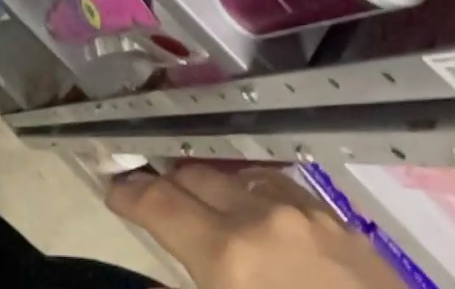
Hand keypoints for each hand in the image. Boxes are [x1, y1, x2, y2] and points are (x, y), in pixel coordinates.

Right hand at [109, 166, 401, 288]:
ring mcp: (307, 214)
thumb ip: (195, 281)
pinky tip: (260, 213)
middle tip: (149, 191)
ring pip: (241, 176)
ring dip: (214, 186)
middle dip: (167, 181)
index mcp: (227, 256)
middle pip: (197, 177)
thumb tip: (174, 267)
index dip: (128, 193)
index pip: (159, 205)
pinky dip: (258, 195)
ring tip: (202, 201)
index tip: (112, 188)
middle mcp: (262, 218)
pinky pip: (284, 190)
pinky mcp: (341, 223)